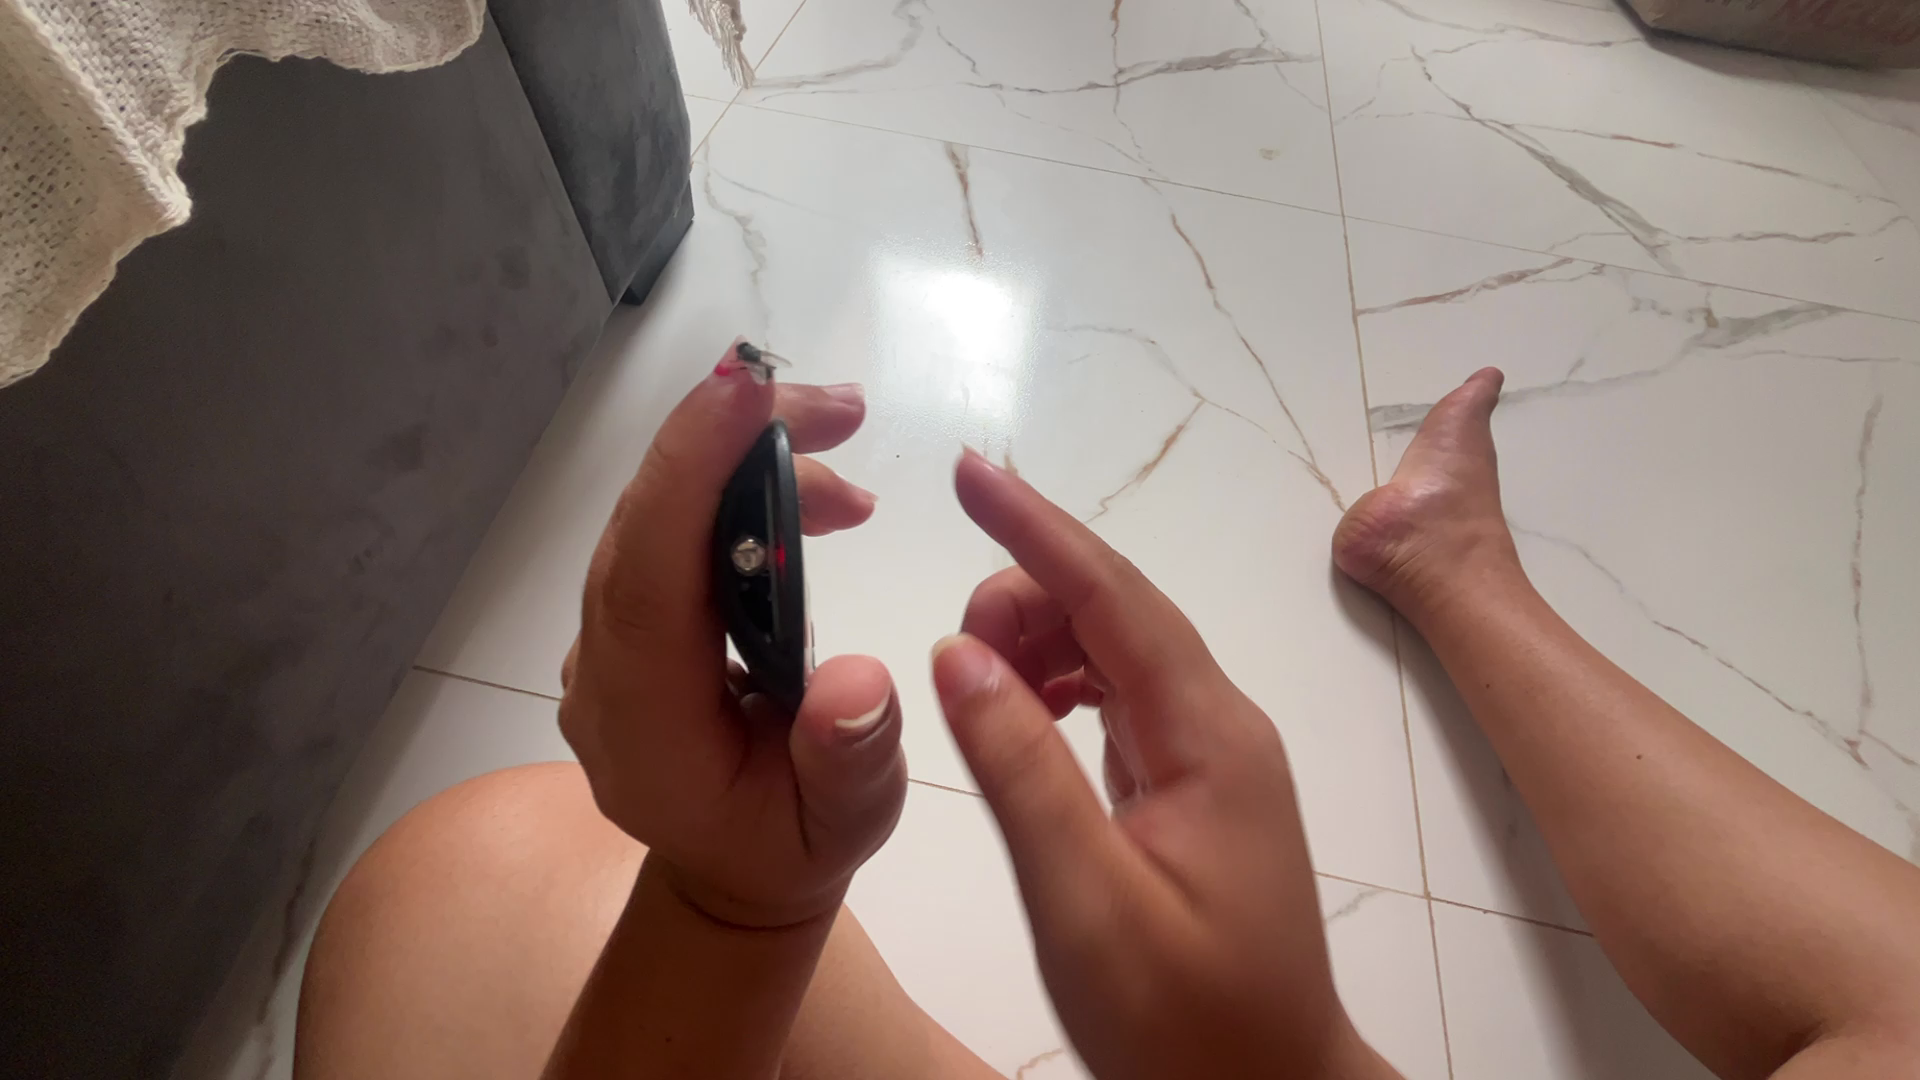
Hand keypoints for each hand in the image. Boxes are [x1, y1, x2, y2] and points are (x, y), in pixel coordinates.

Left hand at [559, 344, 906, 928]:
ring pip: (663, 515)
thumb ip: (846, 761)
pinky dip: (743, 493)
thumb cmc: (789, 846)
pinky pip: (677, 530)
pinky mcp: (640, 617)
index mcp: (645, 727)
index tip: (749, 386)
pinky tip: (817, 503)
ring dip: (752, 467)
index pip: (646, 581)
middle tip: (842, 409)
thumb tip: (857, 680)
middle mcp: (609, 667)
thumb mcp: (842, 822)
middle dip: (737, 444)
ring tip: (853, 487)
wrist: (733, 865)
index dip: (690, 475)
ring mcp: (616, 637)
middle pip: (649, 522)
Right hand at [931, 451, 1398, 1078]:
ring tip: (983, 685)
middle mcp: (1214, 717)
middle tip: (956, 654)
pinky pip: (1113, 689)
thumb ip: (1020, 767)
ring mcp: (1204, 742)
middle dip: (1024, 598)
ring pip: (1109, 644)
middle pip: (1112, 609)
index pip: (1111, 594)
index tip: (969, 473)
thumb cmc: (1182, 1021)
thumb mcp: (1084, 900)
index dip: (1035, 528)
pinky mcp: (1186, 768)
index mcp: (1206, 734)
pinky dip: (1056, 680)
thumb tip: (958, 653)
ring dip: (1037, 640)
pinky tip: (1023, 709)